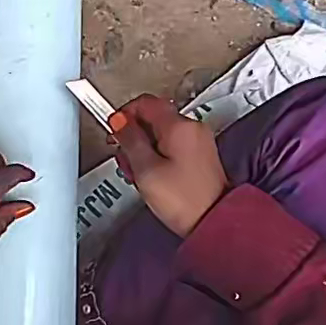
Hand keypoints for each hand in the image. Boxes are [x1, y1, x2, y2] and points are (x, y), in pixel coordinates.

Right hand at [110, 94, 227, 237]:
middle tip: (124, 155)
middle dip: (133, 136)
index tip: (112, 129)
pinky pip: (171, 146)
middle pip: (152, 118)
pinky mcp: (199, 156)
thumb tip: (119, 121)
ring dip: (143, 148)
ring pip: (160, 133)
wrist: (213, 222)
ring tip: (137, 172)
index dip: (124, 114)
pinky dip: (156, 156)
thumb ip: (130, 140)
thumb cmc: (184, 200)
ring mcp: (198, 142)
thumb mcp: (146, 169)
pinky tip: (151, 176)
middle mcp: (192, 129)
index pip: (145, 103)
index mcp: (179, 127)